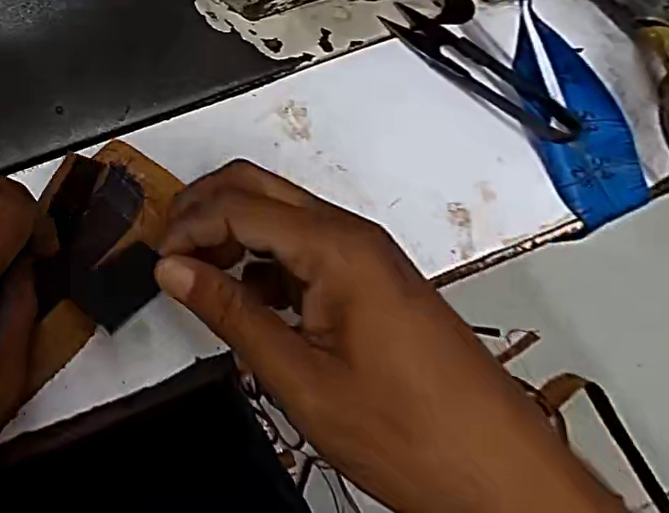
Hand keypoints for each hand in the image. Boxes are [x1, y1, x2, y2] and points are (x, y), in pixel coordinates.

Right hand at [155, 161, 622, 512]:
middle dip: (204, 206)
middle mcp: (350, 232)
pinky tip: (249, 297)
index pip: (238, 207)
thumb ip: (230, 313)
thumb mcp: (301, 379)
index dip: (188, 227)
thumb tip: (172, 270)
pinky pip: (302, 240)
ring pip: (278, 209)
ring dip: (232, 227)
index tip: (159, 259)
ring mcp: (364, 250)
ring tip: (201, 272)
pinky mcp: (371, 273)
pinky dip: (263, 254)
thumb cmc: (410, 436)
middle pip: (256, 185)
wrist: (509, 483)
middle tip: (170, 245)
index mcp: (334, 247)